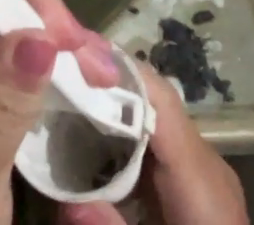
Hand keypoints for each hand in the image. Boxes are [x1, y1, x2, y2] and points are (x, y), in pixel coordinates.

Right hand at [59, 67, 248, 224]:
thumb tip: (68, 204)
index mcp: (206, 189)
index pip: (162, 105)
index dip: (118, 71)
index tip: (69, 49)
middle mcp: (207, 170)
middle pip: (153, 104)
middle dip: (102, 79)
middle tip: (46, 66)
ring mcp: (201, 178)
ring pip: (150, 119)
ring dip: (105, 100)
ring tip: (54, 86)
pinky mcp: (190, 190)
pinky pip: (151, 143)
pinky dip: (115, 129)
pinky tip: (80, 131)